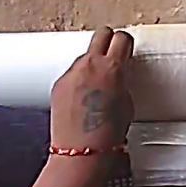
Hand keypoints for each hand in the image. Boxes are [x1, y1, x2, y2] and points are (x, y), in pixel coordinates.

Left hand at [51, 27, 134, 150]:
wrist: (82, 152)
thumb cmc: (107, 135)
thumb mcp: (127, 104)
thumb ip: (122, 81)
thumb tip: (117, 77)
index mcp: (112, 68)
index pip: (121, 38)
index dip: (125, 44)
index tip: (126, 50)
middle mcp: (90, 65)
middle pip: (101, 34)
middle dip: (108, 41)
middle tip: (112, 54)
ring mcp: (71, 73)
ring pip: (85, 56)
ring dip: (92, 65)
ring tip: (96, 87)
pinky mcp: (58, 84)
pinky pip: (72, 74)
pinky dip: (78, 81)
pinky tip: (82, 99)